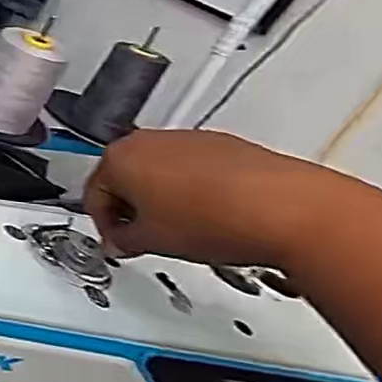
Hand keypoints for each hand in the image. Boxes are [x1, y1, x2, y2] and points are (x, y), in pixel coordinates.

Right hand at [83, 129, 363, 269]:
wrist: (288, 211)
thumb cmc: (219, 219)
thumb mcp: (152, 242)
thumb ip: (123, 240)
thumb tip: (122, 240)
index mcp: (119, 158)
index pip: (94, 193)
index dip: (103, 225)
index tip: (116, 241)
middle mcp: (147, 141)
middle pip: (123, 176)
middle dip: (130, 207)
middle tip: (142, 236)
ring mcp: (185, 139)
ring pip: (157, 170)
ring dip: (160, 198)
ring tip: (181, 231)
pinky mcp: (220, 144)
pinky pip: (191, 167)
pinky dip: (192, 190)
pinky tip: (209, 218)